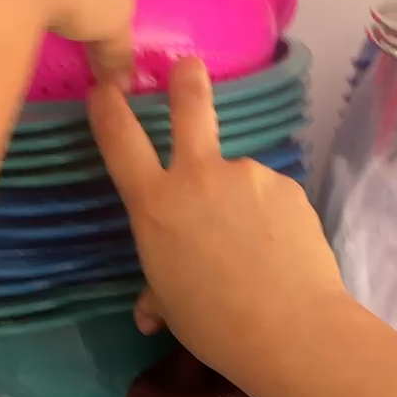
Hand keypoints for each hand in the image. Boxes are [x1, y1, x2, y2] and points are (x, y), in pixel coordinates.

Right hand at [88, 59, 350, 376]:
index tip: (106, 89)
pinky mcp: (287, 187)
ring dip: (241, 199)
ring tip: (257, 249)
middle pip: (190, 105)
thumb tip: (150, 314)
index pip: (120, 140)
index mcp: (156, 205)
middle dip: (186, 81)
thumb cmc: (215, 325)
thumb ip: (159, 296)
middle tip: (188, 68)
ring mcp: (247, 176)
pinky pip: (271, 198)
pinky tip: (280, 252)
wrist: (289, 329)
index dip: (109, 109)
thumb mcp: (175, 309)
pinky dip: (271, 218)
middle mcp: (199, 176)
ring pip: (238, 175)